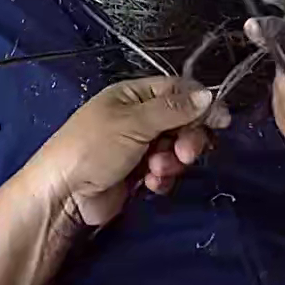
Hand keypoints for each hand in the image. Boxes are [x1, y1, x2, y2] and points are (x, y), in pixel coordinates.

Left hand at [20, 76, 230, 228]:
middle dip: (187, 138)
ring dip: (172, 161)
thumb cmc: (93, 147)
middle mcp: (138, 116)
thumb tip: (208, 95)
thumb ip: (173, 109)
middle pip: (182, 121)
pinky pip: (166, 170)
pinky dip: (162, 177)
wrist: (64, 193)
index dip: (200, 104)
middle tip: (184, 153)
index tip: (221, 121)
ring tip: (154, 170)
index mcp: (133, 95)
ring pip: (176, 148)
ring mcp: (138, 145)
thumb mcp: (133, 123)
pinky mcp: (138, 172)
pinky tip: (150, 184)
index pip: (177, 91)